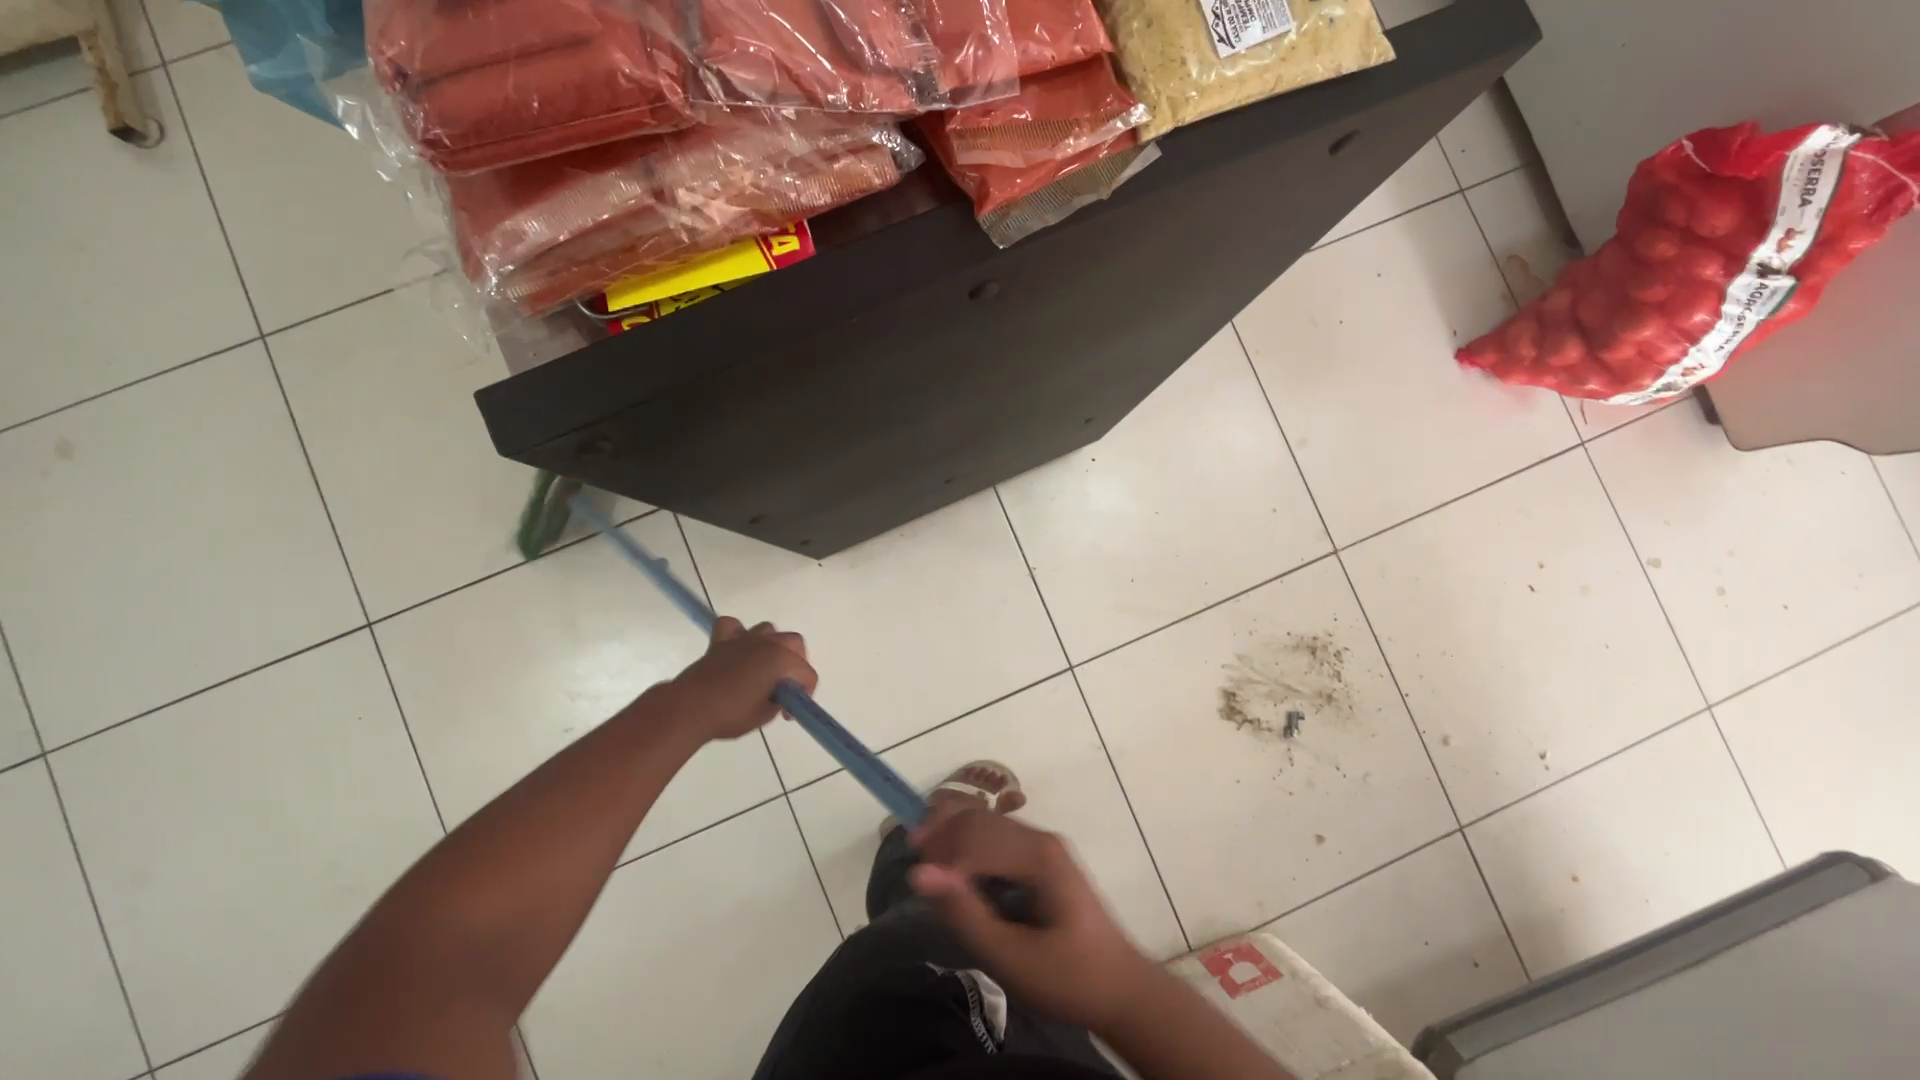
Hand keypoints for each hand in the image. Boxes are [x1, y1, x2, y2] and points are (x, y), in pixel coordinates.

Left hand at [657, 616, 814, 741]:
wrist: (689, 709)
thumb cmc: (730, 714)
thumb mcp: (764, 715)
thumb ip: (778, 701)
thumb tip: (777, 697)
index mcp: (780, 660)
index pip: (806, 673)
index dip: (804, 693)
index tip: (789, 712)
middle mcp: (765, 643)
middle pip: (794, 643)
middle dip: (795, 663)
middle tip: (785, 686)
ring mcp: (742, 639)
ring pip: (767, 630)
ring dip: (771, 646)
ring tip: (764, 667)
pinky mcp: (720, 642)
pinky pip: (732, 626)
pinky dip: (738, 634)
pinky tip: (737, 650)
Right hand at [909, 807, 1158, 1028]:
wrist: (1122, 990)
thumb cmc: (1069, 978)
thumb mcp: (1012, 958)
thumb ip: (965, 914)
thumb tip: (919, 874)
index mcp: (1039, 856)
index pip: (973, 836)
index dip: (940, 857)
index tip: (917, 887)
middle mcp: (1041, 839)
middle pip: (978, 820)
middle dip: (941, 836)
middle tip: (915, 870)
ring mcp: (1043, 847)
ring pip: (986, 825)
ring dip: (953, 840)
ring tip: (928, 870)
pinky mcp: (1042, 859)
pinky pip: (996, 839)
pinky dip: (969, 849)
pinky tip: (956, 873)